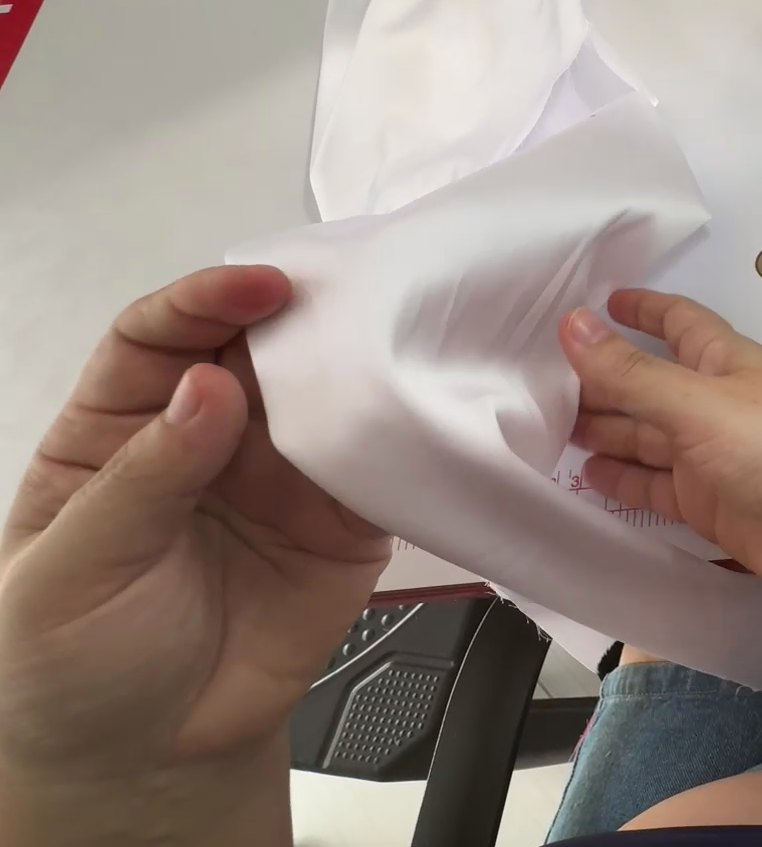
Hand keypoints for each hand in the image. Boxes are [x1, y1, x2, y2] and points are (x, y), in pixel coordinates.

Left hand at [0, 266, 390, 839]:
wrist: (167, 746)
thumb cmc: (77, 663)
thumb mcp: (68, 573)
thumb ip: (141, 481)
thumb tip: (209, 388)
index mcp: (124, 436)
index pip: (159, 344)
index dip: (203, 303)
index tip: (256, 287)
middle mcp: (217, 438)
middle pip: (258, 352)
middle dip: (299, 316)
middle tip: (350, 294)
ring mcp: (292, 471)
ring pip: (332, 394)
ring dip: (362, 365)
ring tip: (397, 340)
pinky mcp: (354, 507)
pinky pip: (386, 457)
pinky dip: (407, 432)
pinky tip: (421, 408)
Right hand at [560, 290, 761, 603]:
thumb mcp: (705, 404)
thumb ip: (636, 372)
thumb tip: (573, 321)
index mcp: (722, 361)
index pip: (676, 320)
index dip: (639, 308)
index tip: (588, 302)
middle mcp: (715, 403)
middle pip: (647, 382)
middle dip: (597, 378)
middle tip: (523, 380)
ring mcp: (713, 456)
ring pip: (645, 435)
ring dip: (601, 429)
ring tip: (535, 427)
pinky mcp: (711, 505)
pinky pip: (655, 486)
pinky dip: (621, 480)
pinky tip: (581, 476)